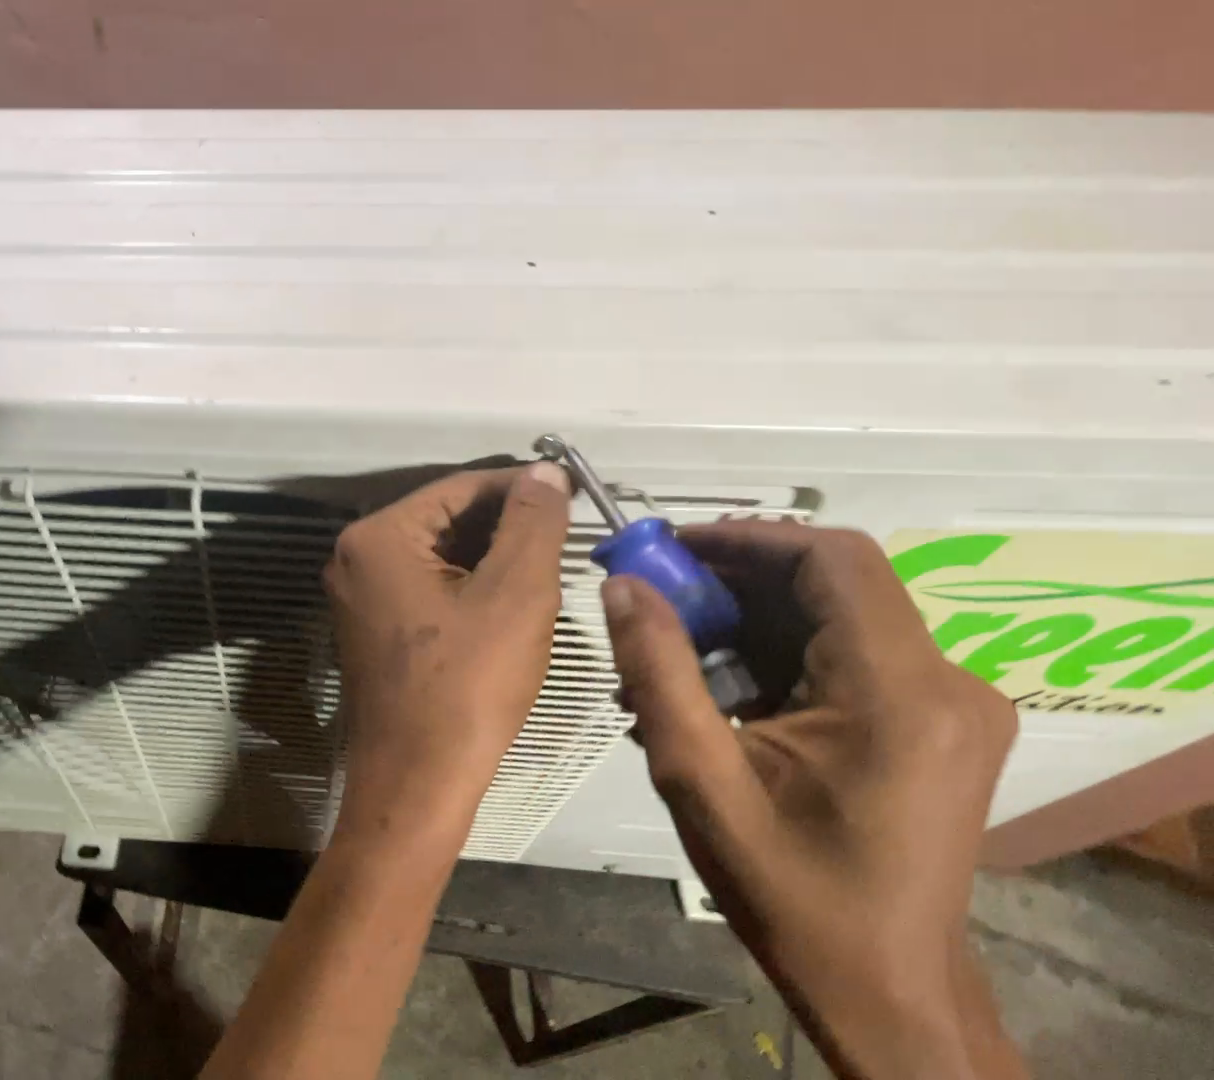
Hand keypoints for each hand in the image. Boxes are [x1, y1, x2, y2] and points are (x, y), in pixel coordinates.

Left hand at [324, 462, 570, 845]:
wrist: (417, 780)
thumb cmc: (468, 686)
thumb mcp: (515, 594)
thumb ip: (532, 523)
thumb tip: (544, 472)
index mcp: (377, 538)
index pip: (458, 487)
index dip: (519, 487)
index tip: (569, 494)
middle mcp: (355, 558)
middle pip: (443, 519)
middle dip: (504, 525)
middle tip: (564, 536)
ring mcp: (359, 597)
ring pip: (437, 555)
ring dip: (490, 556)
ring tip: (547, 567)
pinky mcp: (372, 629)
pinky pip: (425, 588)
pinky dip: (467, 586)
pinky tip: (510, 600)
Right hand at [601, 521, 1025, 1079]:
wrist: (882, 984)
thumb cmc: (788, 889)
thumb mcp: (699, 777)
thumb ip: (658, 671)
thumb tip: (622, 585)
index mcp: (899, 693)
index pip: (833, 560)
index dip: (746, 537)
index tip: (667, 546)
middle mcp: (944, 682)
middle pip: (832, 584)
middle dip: (734, 580)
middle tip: (652, 598)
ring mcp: (947, 702)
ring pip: (834, 617)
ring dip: (748, 621)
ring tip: (670, 654)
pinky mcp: (935, 721)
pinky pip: (845, 656)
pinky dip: (775, 656)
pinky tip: (716, 689)